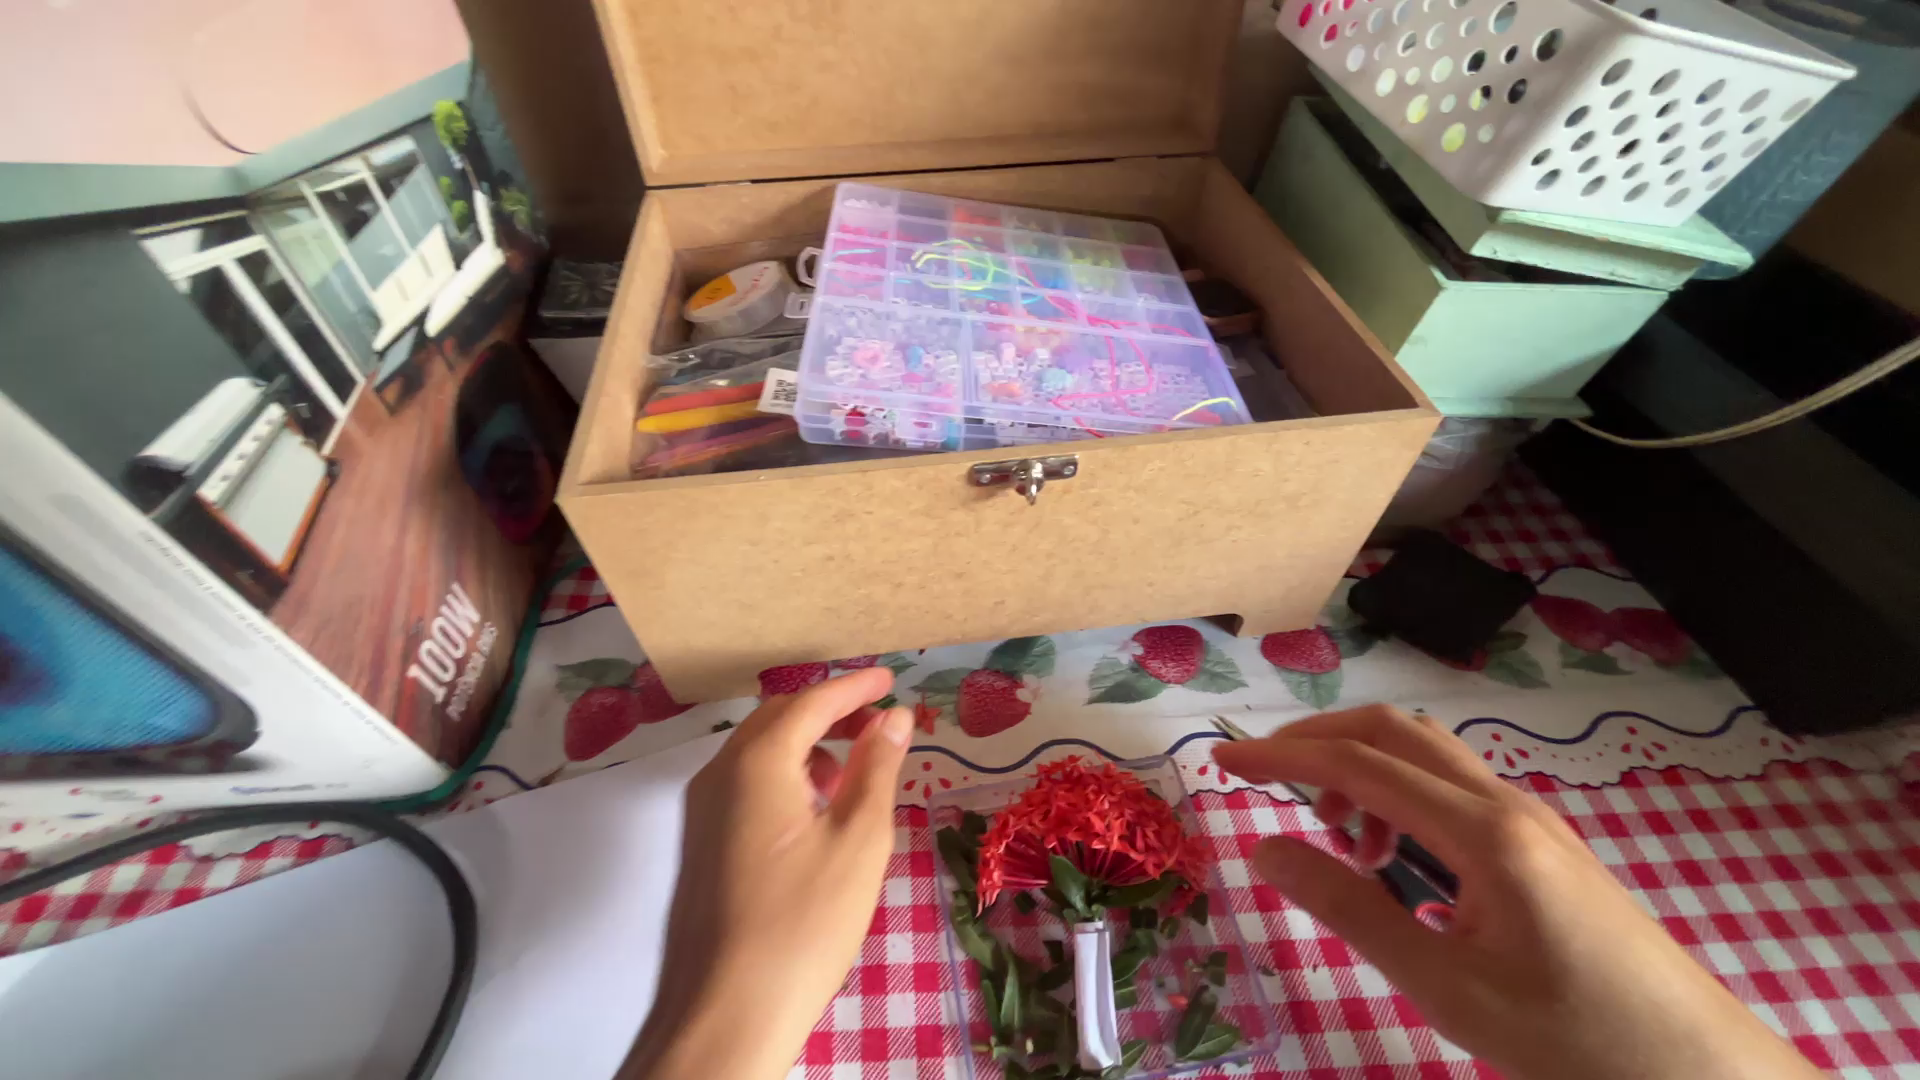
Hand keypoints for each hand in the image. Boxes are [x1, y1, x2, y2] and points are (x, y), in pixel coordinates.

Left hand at [621, 669, 911, 1079]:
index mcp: (757, 763)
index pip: (810, 703)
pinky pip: (746, 780)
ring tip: (854, 763)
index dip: (854, 688)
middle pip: (779, 717)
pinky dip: (785, 772)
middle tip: (878, 719)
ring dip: (807, 741)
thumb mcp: (858, 839)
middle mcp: (720, 773)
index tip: (890, 679)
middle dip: (830, 710)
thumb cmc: (804, 922)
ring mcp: (703, 808)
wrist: (726, 1014)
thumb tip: (896, 717)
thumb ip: (877, 768)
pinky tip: (816, 806)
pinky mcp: (702, 840)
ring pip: (759, 749)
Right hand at [1213, 705, 1820, 1079]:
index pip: (1357, 763)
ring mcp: (1527, 816)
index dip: (1279, 755)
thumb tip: (1264, 850)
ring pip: (1419, 752)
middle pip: (1389, 731)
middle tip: (1261, 775)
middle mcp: (1505, 802)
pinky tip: (1391, 859)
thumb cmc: (1581, 1049)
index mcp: (1484, 832)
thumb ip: (1350, 910)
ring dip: (1357, 767)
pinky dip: (1393, 795)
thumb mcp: (1449, 991)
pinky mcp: (1537, 840)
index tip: (1221, 758)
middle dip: (1314, 739)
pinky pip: (1445, 786)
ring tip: (1334, 835)